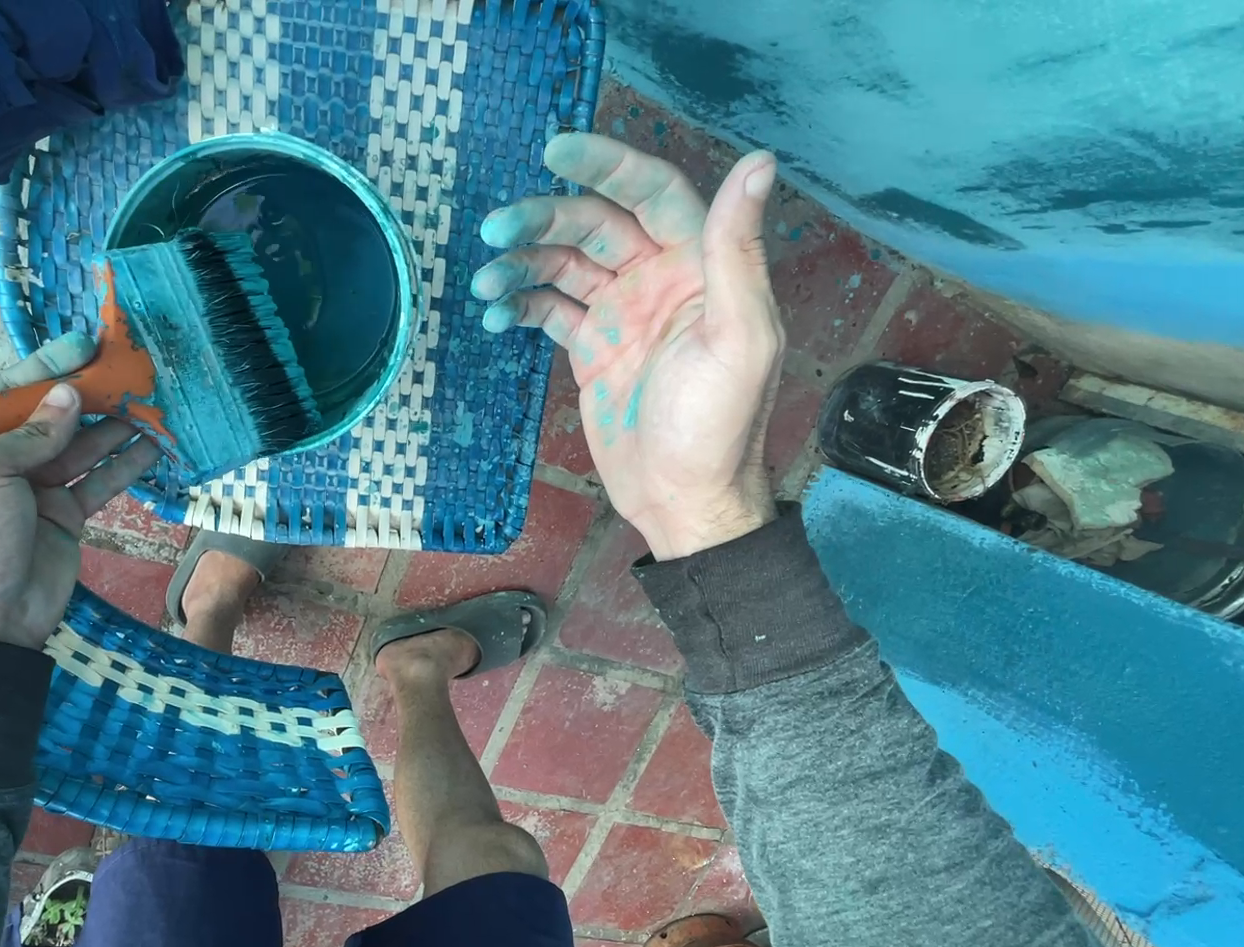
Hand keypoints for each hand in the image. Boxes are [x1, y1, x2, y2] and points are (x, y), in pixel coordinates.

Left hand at [0, 334, 161, 648]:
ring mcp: (38, 487)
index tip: (83, 344)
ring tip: (150, 402)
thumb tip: (70, 396)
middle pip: (51, 416)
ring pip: (82, 446)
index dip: (45, 368)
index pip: (8, 393)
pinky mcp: (68, 514)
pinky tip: (153, 444)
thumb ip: (30, 433)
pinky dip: (126, 463)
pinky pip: (100, 480)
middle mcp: (3, 460)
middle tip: (128, 372)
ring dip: (115, 426)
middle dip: (89, 395)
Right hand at [473, 134, 785, 559]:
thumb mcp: (739, 340)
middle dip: (543, 219)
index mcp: (698, 266)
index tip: (553, 151)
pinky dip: (522, 305)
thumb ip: (737, 254)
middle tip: (494, 230)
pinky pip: (550, 311)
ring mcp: (620, 314)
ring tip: (484, 281)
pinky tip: (497, 314)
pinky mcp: (591, 349)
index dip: (605, 166)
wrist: (680, 498)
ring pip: (564, 266)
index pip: (649, 193)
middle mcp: (657, 279)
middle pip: (593, 225)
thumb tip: (758, 162)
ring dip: (522, 265)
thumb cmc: (717, 426)